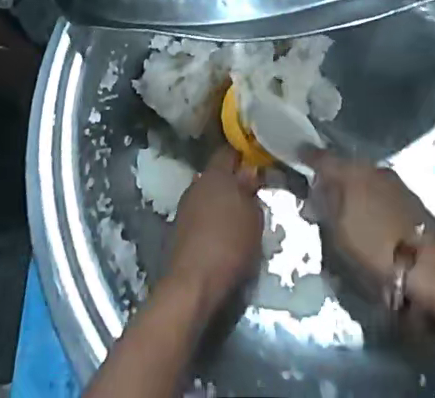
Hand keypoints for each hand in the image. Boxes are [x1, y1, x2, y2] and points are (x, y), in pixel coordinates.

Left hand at [164, 147, 263, 302]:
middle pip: (217, 175)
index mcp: (216, 175)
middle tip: (251, 193)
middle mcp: (197, 184)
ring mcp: (185, 206)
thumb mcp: (254, 217)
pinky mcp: (178, 227)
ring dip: (220, 201)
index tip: (256, 161)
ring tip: (238, 216)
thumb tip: (248, 173)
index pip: (228, 152)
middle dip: (232, 181)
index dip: (242, 154)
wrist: (193, 283)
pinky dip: (210, 218)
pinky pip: (200, 214)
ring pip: (207, 195)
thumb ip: (250, 191)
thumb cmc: (230, 243)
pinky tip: (222, 233)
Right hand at [305, 151, 434, 285]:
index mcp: (351, 172)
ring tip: (343, 202)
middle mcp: (372, 168)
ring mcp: (393, 180)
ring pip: (364, 176)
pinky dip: (368, 194)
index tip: (298, 154)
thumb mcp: (338, 232)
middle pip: (345, 165)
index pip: (323, 158)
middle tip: (320, 187)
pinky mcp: (409, 196)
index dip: (308, 156)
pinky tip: (366, 210)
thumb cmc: (375, 248)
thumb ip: (324, 206)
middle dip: (332, 174)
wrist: (428, 263)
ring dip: (352, 185)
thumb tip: (315, 189)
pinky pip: (378, 187)